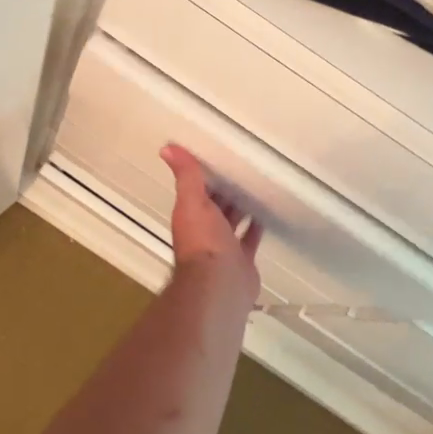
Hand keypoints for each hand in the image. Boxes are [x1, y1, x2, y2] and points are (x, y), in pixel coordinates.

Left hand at [160, 144, 261, 300]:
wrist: (220, 285)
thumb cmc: (204, 242)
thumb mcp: (192, 202)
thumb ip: (186, 176)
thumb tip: (166, 148)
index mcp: (190, 216)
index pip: (197, 190)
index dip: (205, 176)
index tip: (218, 158)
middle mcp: (205, 230)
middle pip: (216, 206)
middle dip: (225, 191)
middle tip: (242, 170)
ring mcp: (224, 247)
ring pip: (232, 221)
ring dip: (241, 207)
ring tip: (257, 187)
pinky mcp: (242, 260)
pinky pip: (250, 238)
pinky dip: (256, 226)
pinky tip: (266, 212)